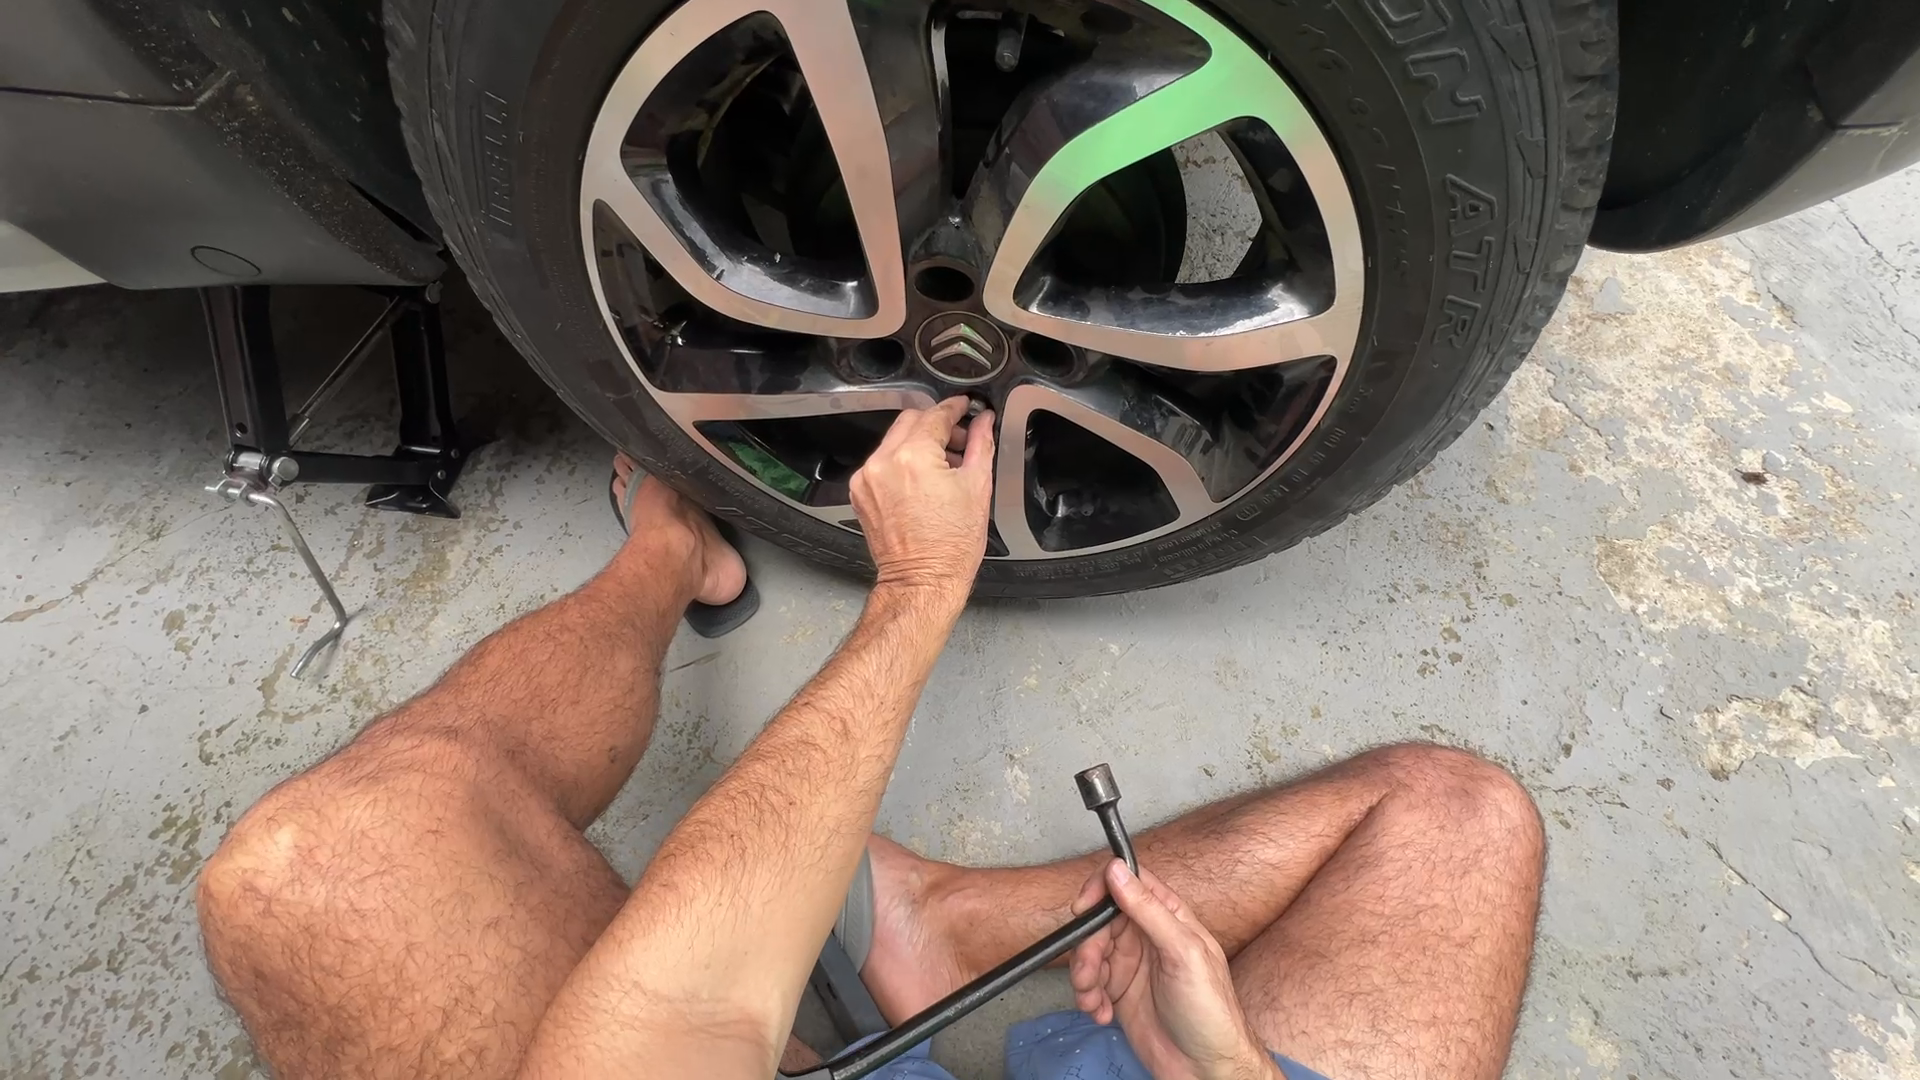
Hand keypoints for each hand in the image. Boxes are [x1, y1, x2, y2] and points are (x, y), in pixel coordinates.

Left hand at [850, 396, 994, 600]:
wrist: (923, 581)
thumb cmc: (950, 546)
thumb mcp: (977, 488)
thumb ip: (980, 444)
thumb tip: (983, 422)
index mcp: (913, 457)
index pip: (935, 415)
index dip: (955, 408)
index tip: (965, 407)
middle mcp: (883, 463)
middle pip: (911, 421)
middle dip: (937, 425)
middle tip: (959, 440)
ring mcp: (867, 479)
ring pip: (894, 441)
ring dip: (918, 444)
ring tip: (943, 468)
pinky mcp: (860, 493)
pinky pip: (882, 463)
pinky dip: (901, 463)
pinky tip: (922, 482)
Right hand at [1069, 860, 1279, 1079]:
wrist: (1209, 1073)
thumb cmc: (1211, 1011)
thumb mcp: (1183, 953)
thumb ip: (1148, 909)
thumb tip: (1117, 869)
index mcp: (1166, 915)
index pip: (1126, 882)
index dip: (1100, 889)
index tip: (1082, 908)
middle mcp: (1145, 934)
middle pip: (1100, 919)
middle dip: (1087, 944)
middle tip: (1087, 971)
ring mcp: (1131, 963)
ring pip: (1090, 951)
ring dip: (1084, 974)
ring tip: (1092, 1000)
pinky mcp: (1119, 993)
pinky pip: (1090, 982)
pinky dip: (1088, 996)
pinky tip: (1101, 1014)